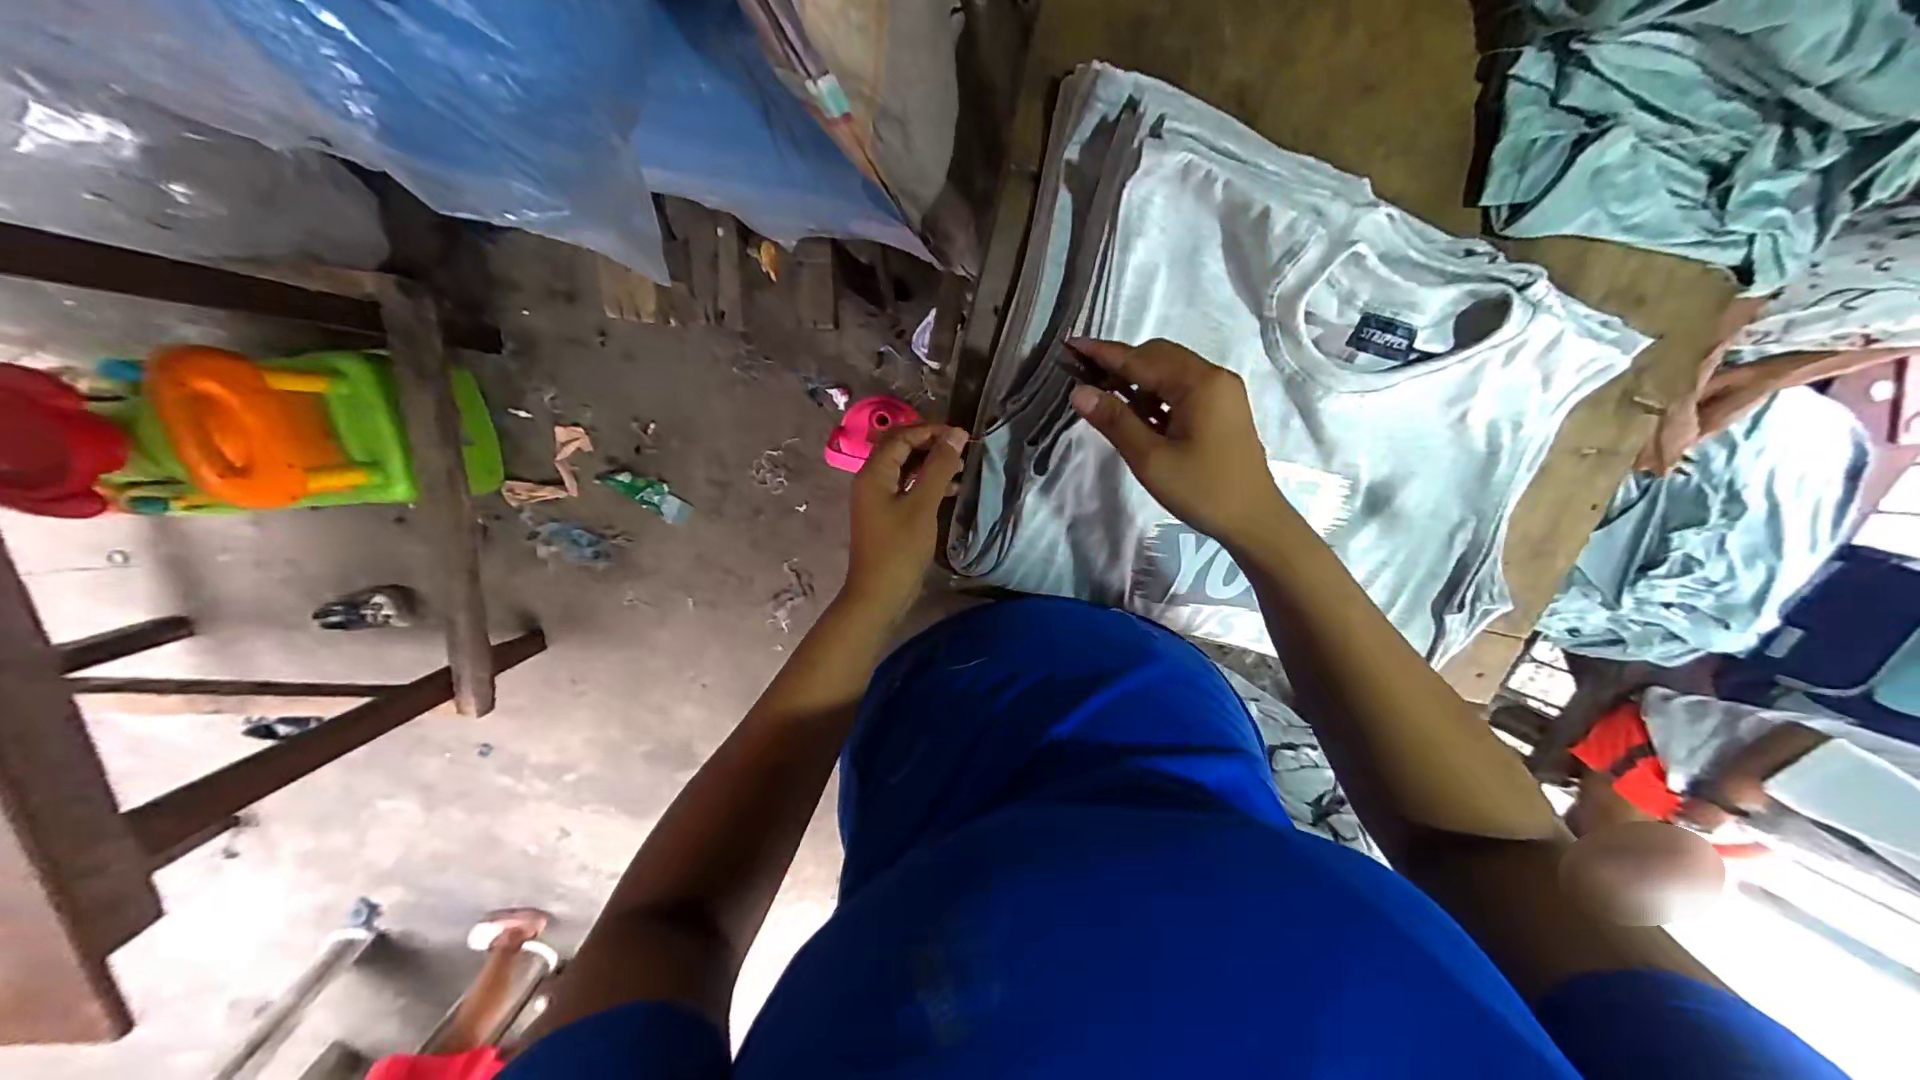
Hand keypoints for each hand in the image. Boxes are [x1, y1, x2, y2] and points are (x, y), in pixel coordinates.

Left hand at [841, 423, 968, 621]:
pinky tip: (952, 489)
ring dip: (931, 464)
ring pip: (906, 469)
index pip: (901, 437)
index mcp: (873, 473)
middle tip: (961, 447)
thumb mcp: (922, 505)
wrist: (879, 594)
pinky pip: (907, 488)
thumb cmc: (900, 549)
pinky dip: (927, 483)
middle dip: (931, 444)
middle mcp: (871, 480)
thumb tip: (955, 433)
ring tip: (961, 466)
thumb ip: (939, 467)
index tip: (960, 435)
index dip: (930, 430)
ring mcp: (878, 499)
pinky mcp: (887, 515)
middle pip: (901, 449)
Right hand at [1069, 338, 1289, 550]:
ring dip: (1136, 380)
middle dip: (1119, 363)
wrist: (1253, 520)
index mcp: (1199, 383)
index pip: (1140, 359)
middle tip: (1083, 376)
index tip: (1071, 344)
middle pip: (1157, 356)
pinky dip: (1154, 394)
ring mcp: (1220, 392)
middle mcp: (1213, 377)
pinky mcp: (1221, 408)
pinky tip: (1135, 413)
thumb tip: (1078, 392)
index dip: (1103, 353)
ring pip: (1169, 372)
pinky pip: (1180, 389)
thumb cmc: (1202, 490)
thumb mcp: (1150, 459)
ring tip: (1104, 397)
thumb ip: (1114, 421)